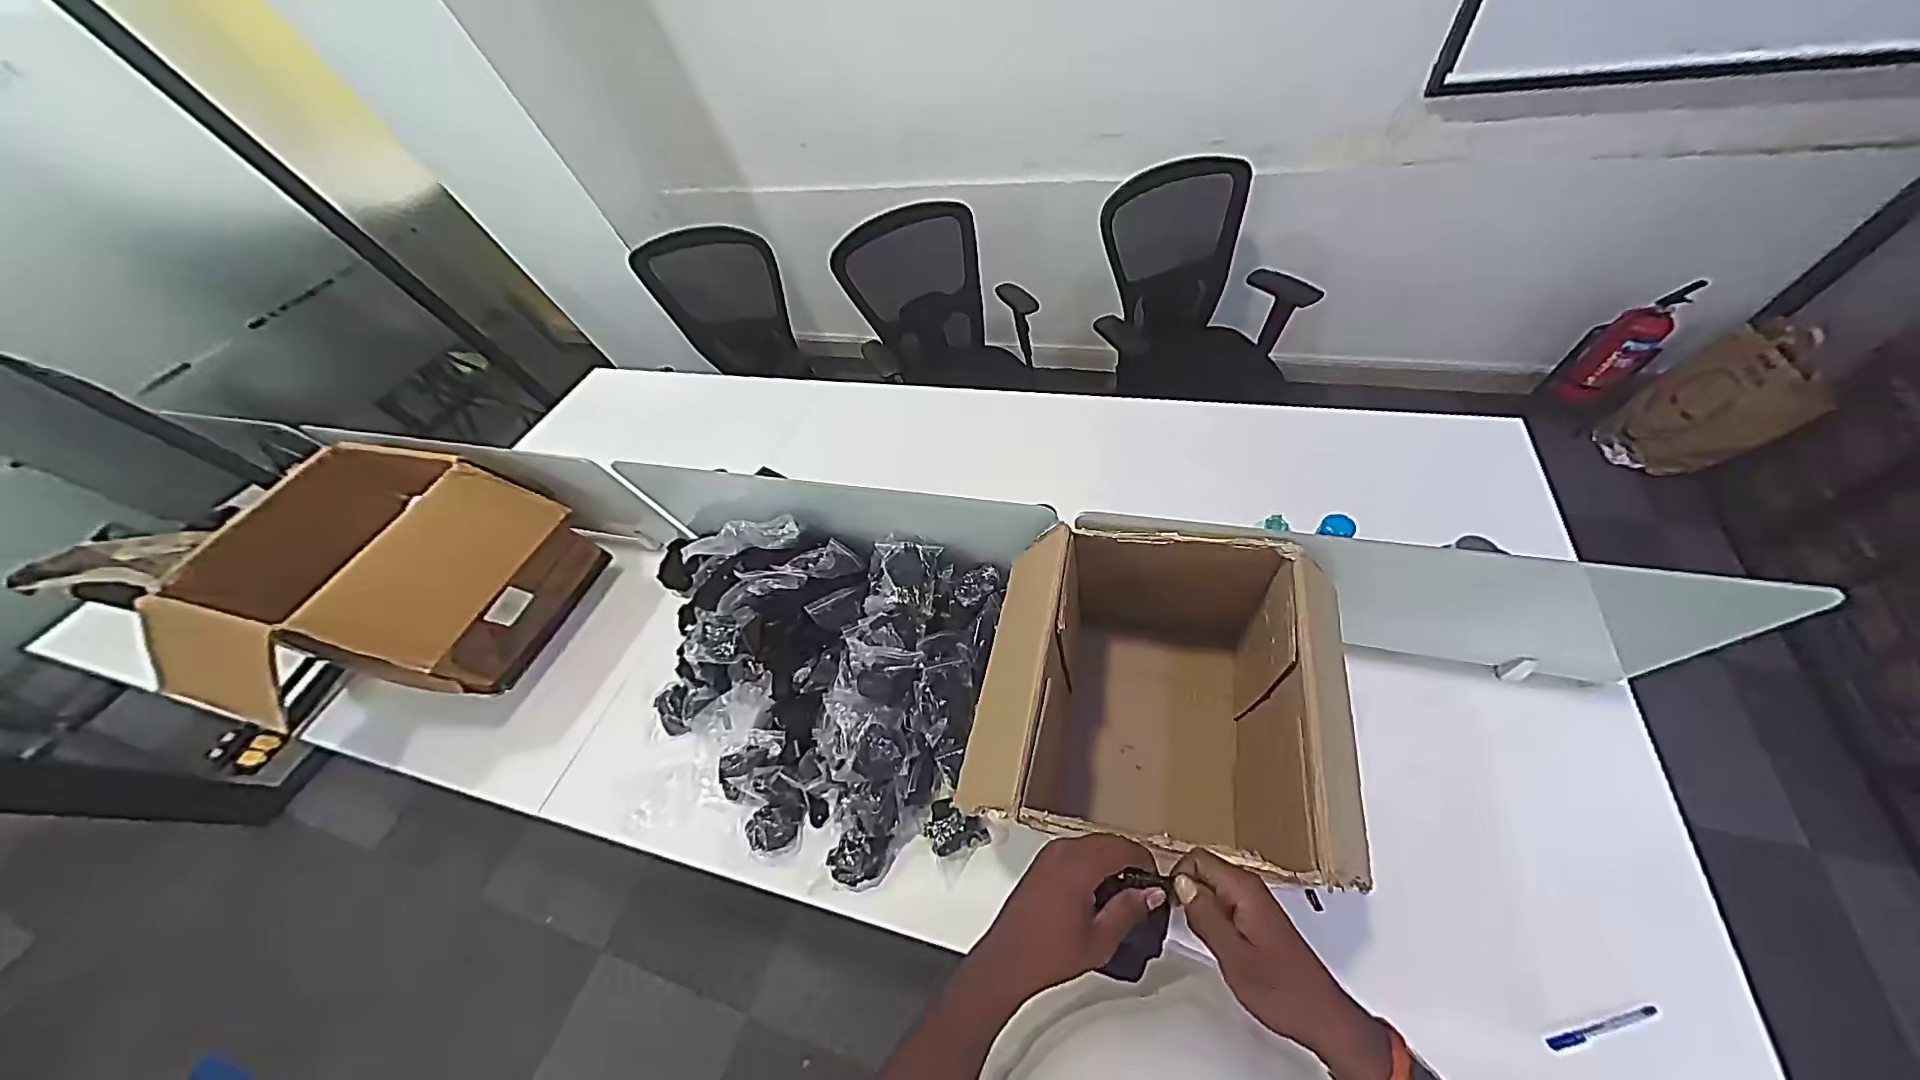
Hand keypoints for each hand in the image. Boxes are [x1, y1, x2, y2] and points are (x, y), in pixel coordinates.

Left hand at [964, 834, 1166, 1004]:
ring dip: (1111, 860)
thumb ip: (1128, 910)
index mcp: (1077, 866)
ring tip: (1125, 893)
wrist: (1008, 959)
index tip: (1156, 880)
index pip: (1122, 848)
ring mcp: (1049, 854)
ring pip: (1092, 844)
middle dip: (1130, 860)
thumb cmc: (1048, 953)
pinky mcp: (1043, 862)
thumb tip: (1150, 893)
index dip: (1145, 861)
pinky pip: (1076, 850)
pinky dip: (1093, 861)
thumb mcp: (1099, 939)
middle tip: (1146, 888)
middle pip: (1107, 841)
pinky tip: (1100, 890)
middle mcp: (1062, 851)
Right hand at [1173, 850, 1391, 1079]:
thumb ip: (1204, 915)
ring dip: (1199, 904)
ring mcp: (1255, 901)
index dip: (1178, 877)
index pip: (1197, 858)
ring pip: (1212, 885)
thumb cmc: (1284, 992)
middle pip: (1203, 868)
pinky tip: (1216, 941)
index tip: (1173, 905)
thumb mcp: (1233, 956)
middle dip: (1187, 890)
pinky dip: (1212, 915)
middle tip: (1186, 924)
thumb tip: (1182, 884)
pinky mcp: (1257, 915)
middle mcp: (1251, 887)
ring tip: (1202, 936)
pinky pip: (1223, 901)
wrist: (1323, 1018)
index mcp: (1244, 889)